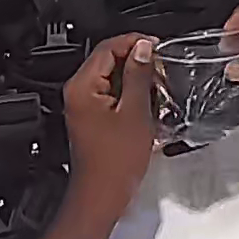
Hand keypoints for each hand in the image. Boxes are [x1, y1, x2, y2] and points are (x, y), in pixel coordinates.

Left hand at [62, 33, 158, 223]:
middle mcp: (78, 91)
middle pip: (107, 59)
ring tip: (157, 86)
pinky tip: (147, 103)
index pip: (107, 47)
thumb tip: (143, 48)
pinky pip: (110, 92)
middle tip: (160, 67)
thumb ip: (138, 76)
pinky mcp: (91, 115)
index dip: (133, 42)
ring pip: (110, 76)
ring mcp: (83, 103)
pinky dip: (128, 93)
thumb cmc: (114, 163)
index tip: (155, 45)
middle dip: (135, 60)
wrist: (102, 196)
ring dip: (134, 77)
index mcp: (82, 85)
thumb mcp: (135, 113)